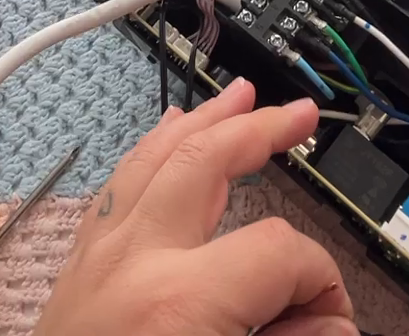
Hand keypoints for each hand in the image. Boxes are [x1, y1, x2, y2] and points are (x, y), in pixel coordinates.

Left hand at [35, 78, 355, 335]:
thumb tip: (334, 321)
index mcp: (176, 306)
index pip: (279, 253)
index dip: (321, 280)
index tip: (334, 315)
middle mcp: (131, 262)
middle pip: (204, 161)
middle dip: (257, 130)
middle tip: (298, 113)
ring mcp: (94, 261)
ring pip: (152, 158)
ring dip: (200, 122)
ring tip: (236, 96)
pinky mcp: (74, 275)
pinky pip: (117, 189)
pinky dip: (150, 153)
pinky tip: (167, 139)